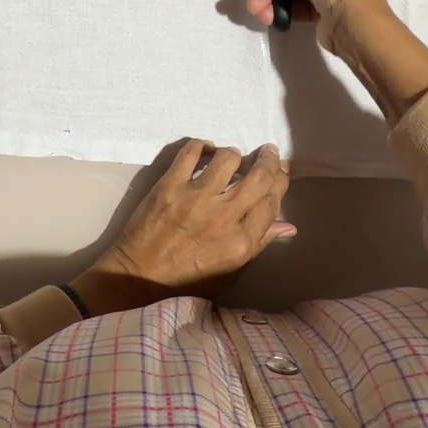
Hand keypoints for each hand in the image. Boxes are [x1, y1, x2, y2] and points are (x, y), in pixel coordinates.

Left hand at [70, 141, 294, 314]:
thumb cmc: (188, 281)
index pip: (272, 201)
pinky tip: (203, 150)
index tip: (281, 170)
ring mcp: (196, 198)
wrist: (139, 277)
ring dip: (233, 154)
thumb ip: (258, 243)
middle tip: (268, 152)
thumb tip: (288, 225)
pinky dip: (201, 146)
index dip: (280, 181)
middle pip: (258, 177)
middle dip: (268, 160)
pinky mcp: (170, 185)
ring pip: (227, 157)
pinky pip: (191, 152)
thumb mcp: (230, 271)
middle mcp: (224, 216)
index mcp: (241, 242)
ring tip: (230, 157)